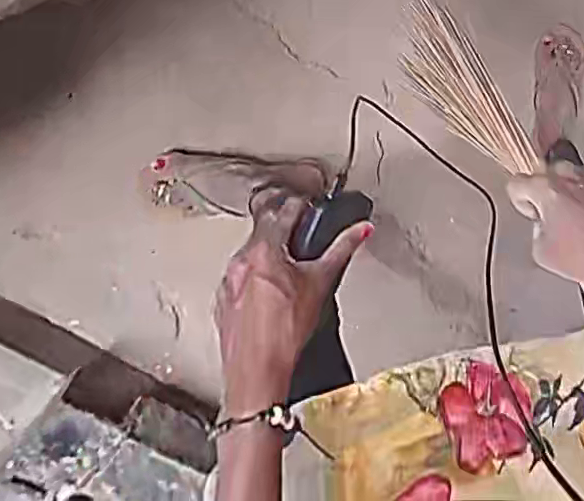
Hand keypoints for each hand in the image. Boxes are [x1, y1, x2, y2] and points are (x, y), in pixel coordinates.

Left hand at [213, 186, 370, 414]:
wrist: (257, 377)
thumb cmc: (285, 335)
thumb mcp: (321, 283)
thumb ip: (342, 249)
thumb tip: (361, 230)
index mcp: (264, 249)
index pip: (286, 210)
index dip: (302, 205)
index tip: (311, 207)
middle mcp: (240, 260)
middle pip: (264, 227)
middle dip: (284, 224)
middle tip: (301, 228)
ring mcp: (228, 281)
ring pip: (250, 251)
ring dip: (269, 249)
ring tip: (288, 261)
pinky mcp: (222, 301)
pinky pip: (239, 275)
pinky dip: (254, 274)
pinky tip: (269, 289)